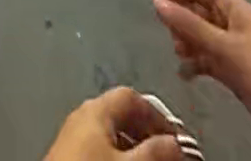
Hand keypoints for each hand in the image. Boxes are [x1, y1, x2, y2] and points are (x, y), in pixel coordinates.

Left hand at [42, 87, 185, 160]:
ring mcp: (75, 134)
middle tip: (172, 154)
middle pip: (122, 113)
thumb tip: (176, 142)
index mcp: (95, 110)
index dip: (159, 115)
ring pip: (114, 132)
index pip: (131, 97)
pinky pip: (103, 145)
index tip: (180, 139)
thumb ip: (155, 152)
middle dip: (150, 132)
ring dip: (137, 145)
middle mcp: (83, 115)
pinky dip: (122, 154)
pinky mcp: (71, 152)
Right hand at [153, 0, 250, 98]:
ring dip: (185, 42)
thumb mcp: (228, 49)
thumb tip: (156, 2)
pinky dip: (194, 63)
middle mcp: (232, 25)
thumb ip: (190, 25)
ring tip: (181, 56)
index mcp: (235, 9)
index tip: (159, 8)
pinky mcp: (235, 74)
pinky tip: (187, 74)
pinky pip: (206, 59)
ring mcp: (234, 50)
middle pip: (196, 8)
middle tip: (174, 37)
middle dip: (179, 19)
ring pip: (199, 35)